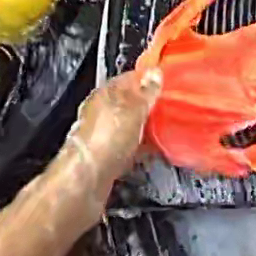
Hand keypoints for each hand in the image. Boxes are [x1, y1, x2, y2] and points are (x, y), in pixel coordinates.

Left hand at [65, 67, 162, 186]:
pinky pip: (127, 147)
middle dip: (149, 104)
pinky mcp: (105, 159)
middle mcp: (100, 112)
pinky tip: (152, 151)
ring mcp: (102, 136)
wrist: (84, 183)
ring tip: (165, 128)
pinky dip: (140, 147)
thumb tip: (155, 73)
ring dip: (145, 127)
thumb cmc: (106, 139)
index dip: (149, 77)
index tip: (167, 80)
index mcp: (105, 93)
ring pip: (129, 125)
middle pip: (130, 102)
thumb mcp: (134, 109)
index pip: (131, 77)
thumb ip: (147, 91)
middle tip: (170, 105)